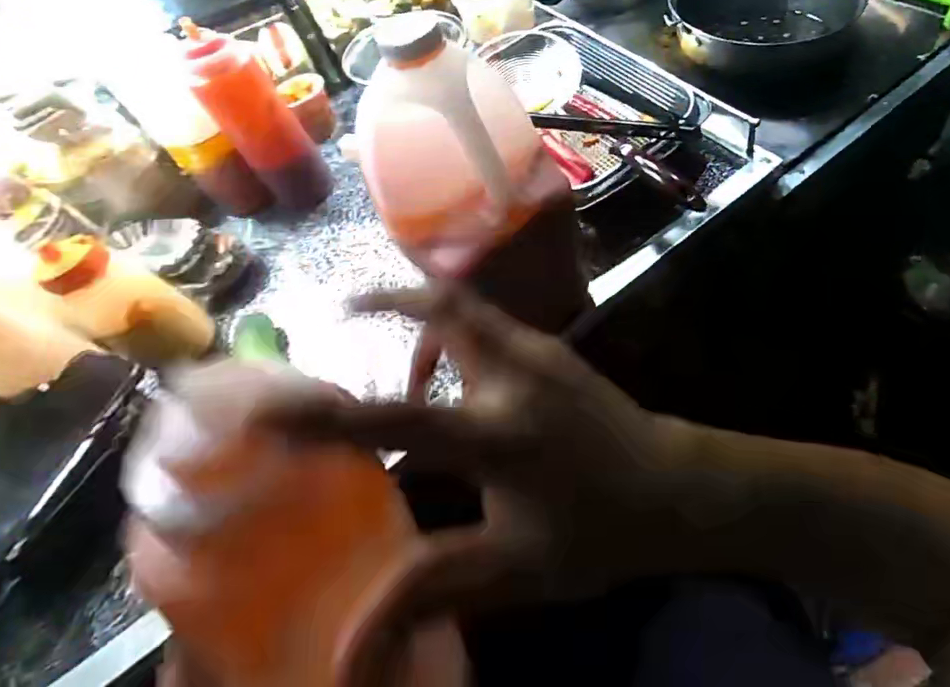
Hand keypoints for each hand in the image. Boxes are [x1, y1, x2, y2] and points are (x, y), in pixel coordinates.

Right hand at [272, 285, 686, 685]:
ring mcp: (533, 347)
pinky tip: (446, 367)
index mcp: (498, 435)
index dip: (326, 419)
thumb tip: (353, 650)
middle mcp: (511, 374)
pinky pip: (483, 318)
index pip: (396, 421)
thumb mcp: (514, 571)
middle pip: (441, 307)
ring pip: (462, 301)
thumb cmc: (594, 533)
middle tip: (345, 310)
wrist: (677, 487)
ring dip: (418, 308)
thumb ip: (431, 592)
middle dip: (386, 299)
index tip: (272, 409)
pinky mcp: (547, 341)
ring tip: (393, 344)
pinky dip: (448, 327)